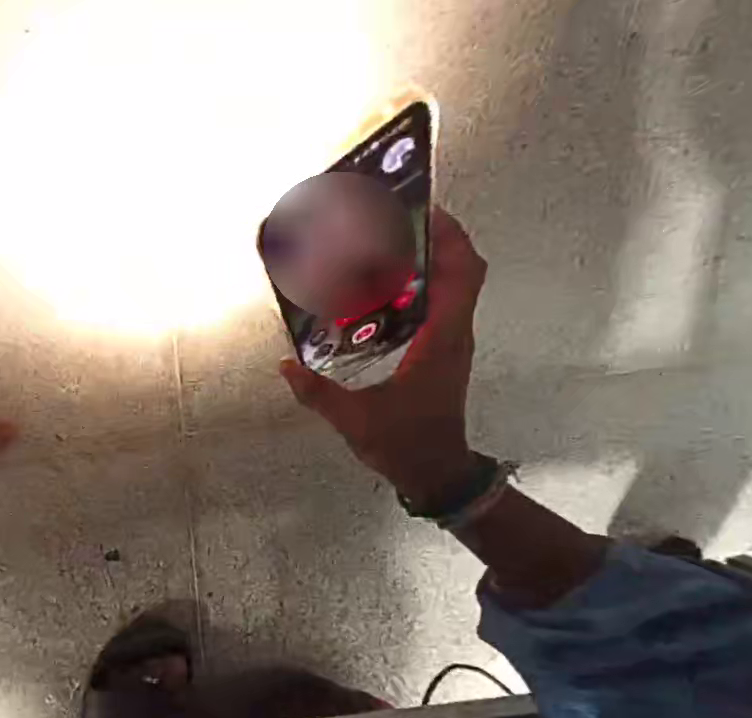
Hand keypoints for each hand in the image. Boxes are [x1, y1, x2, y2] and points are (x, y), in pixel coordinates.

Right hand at [278, 208, 488, 505]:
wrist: (434, 471)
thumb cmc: (402, 444)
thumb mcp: (354, 419)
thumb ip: (318, 393)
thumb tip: (286, 366)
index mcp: (440, 342)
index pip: (460, 275)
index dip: (449, 237)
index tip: (423, 211)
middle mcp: (454, 335)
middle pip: (465, 270)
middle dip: (441, 240)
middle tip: (401, 225)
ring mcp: (452, 344)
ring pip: (457, 287)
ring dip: (435, 262)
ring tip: (392, 251)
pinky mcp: (443, 354)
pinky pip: (444, 307)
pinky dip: (426, 288)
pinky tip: (390, 294)